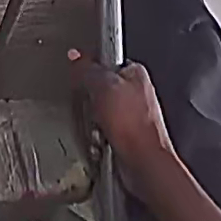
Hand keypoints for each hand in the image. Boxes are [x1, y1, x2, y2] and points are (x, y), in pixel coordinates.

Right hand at [69, 49, 177, 180]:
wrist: (145, 165)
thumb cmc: (133, 125)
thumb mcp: (102, 86)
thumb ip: (88, 69)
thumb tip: (76, 56)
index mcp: (136, 73)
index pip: (107, 62)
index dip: (92, 70)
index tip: (83, 77)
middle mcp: (138, 93)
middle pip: (102, 89)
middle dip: (93, 101)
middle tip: (93, 106)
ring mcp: (134, 117)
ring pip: (101, 113)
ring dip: (95, 122)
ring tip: (99, 127)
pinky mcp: (129, 138)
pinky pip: (104, 132)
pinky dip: (100, 137)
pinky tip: (102, 141)